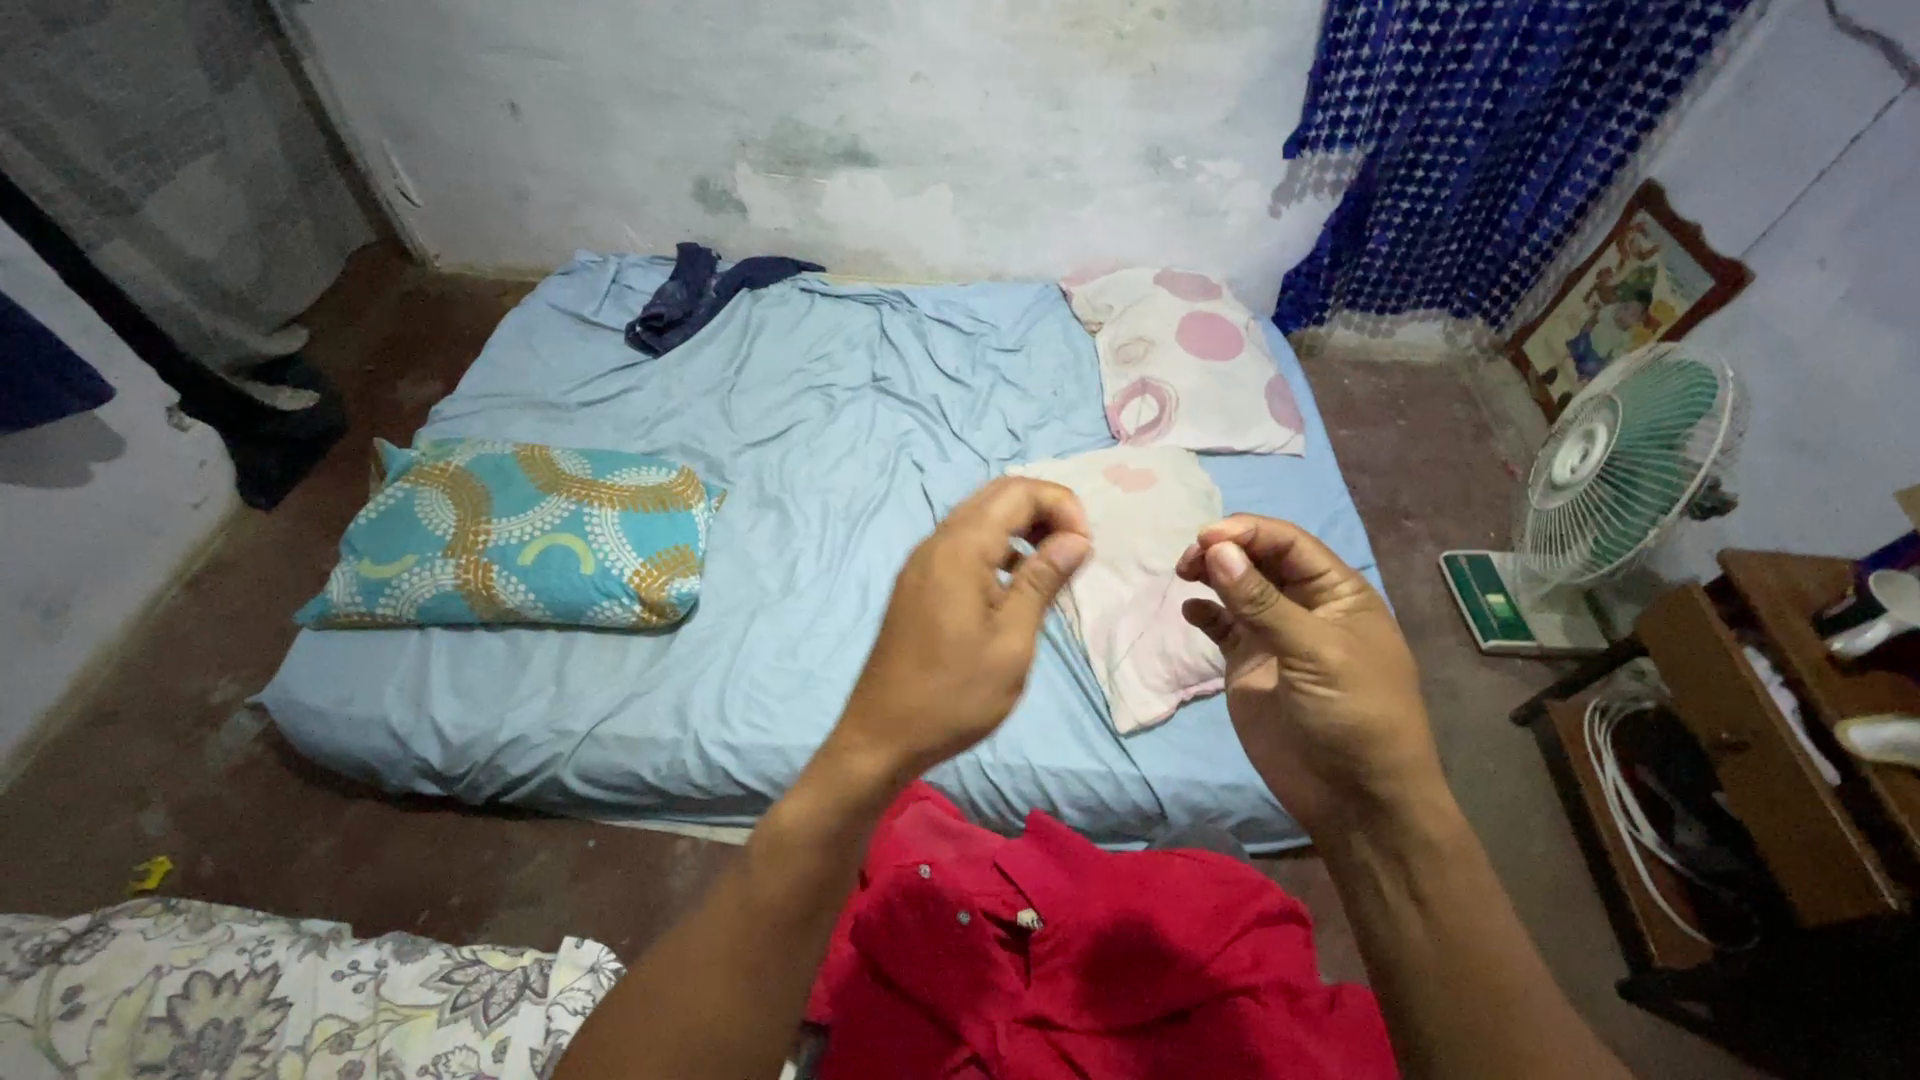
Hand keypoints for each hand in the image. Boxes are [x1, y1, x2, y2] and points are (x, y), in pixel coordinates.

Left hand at [832, 477, 1091, 778]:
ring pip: (979, 518)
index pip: (1019, 491)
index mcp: (959, 549)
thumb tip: (1076, 539)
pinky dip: (997, 549)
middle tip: (1075, 550)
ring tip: (1054, 567)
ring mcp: (921, 563)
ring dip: (1022, 528)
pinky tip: (1016, 585)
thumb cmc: (954, 696)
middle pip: (997, 496)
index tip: (1086, 548)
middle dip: (1044, 510)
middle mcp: (935, 543)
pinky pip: (963, 545)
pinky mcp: (917, 584)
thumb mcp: (1011, 642)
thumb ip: (1043, 582)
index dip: (1062, 506)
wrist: (881, 735)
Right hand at [1176, 515, 1444, 835]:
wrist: (1355, 797)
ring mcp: (1274, 636)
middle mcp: (1305, 606)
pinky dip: (1204, 613)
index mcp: (1338, 593)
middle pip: (1258, 559)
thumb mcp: (1316, 651)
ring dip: (1210, 575)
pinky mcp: (1249, 665)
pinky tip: (1190, 611)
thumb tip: (1216, 551)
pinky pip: (1221, 626)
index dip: (1248, 533)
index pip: (1288, 543)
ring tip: (1183, 574)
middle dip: (1224, 551)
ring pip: (1236, 588)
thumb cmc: (1355, 714)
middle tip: (1188, 561)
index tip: (1206, 539)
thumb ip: (1263, 602)